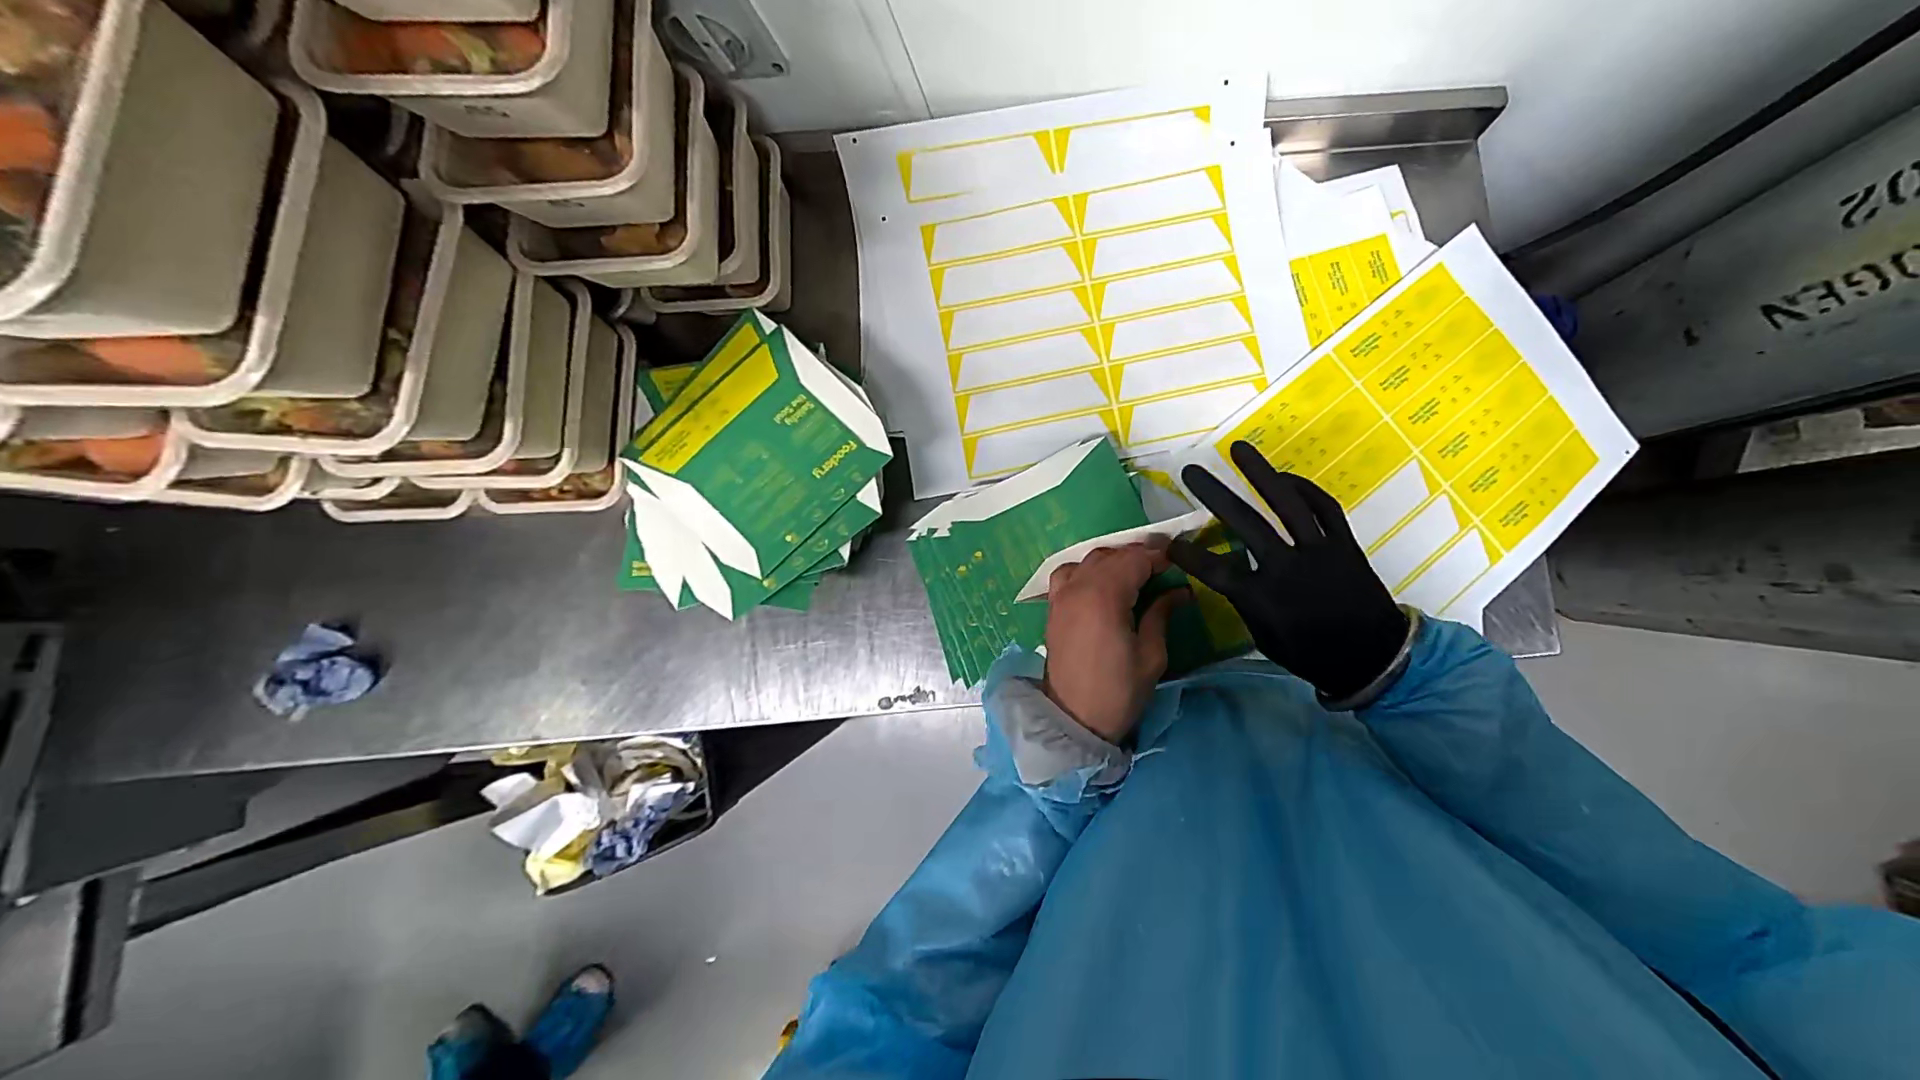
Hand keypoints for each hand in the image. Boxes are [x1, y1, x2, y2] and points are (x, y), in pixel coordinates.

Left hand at [1042, 543, 1186, 742]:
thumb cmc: (1118, 692)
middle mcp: (1078, 587)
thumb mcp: (1151, 655)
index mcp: (1104, 596)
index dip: (1159, 557)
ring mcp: (1061, 595)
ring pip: (1088, 560)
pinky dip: (1086, 570)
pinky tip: (1100, 584)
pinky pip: (1068, 573)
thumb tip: (1179, 591)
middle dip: (1138, 557)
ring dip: (1112, 561)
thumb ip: (1161, 614)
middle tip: (1163, 571)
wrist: (1074, 719)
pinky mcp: (1052, 607)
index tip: (1179, 563)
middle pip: (1111, 555)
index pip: (1135, 559)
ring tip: (1134, 577)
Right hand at [1171, 440, 1409, 704]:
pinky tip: (1284, 477)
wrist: (1375, 658)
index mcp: (1264, 598)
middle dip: (1214, 495)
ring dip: (1260, 474)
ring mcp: (1319, 552)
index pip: (1216, 570)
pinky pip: (1325, 508)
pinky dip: (1305, 489)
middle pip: (1245, 523)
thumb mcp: (1266, 638)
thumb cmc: (1312, 654)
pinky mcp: (1345, 544)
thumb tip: (1231, 573)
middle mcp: (1288, 568)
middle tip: (1191, 471)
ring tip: (1239, 450)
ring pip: (1287, 504)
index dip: (1189, 556)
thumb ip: (1246, 602)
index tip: (1170, 544)